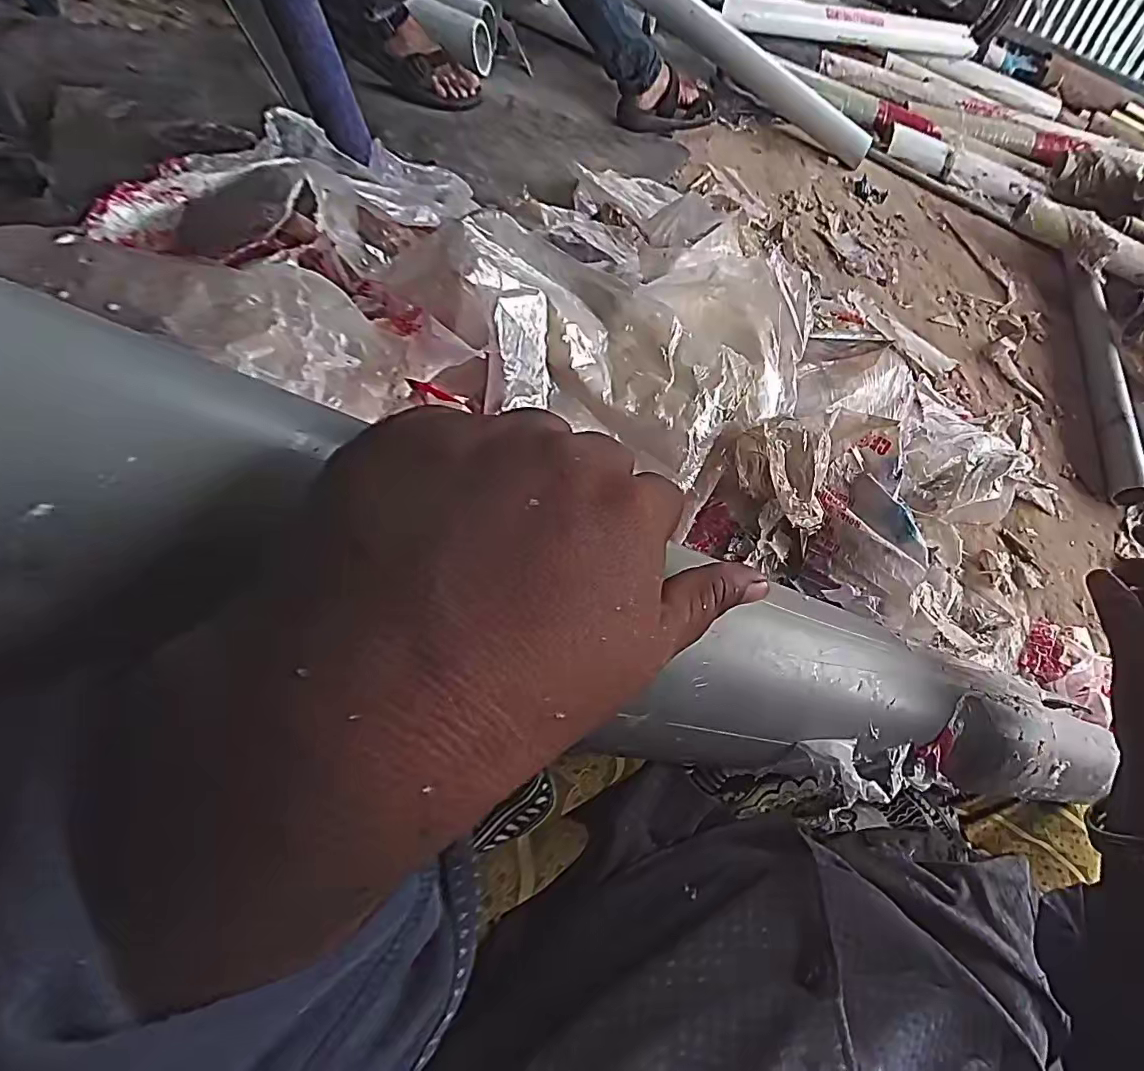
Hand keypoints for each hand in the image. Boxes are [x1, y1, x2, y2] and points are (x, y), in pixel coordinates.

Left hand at [87, 407, 765, 1012]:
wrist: (385, 709)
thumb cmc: (528, 691)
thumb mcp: (633, 657)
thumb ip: (697, 602)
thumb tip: (757, 576)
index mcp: (628, 502)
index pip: (644, 495)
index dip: (616, 538)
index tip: (584, 573)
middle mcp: (562, 451)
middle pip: (582, 460)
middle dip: (568, 498)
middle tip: (524, 556)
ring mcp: (478, 437)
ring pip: (515, 440)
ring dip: (506, 474)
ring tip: (467, 538)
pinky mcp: (401, 435)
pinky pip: (441, 438)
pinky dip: (437, 471)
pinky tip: (417, 525)